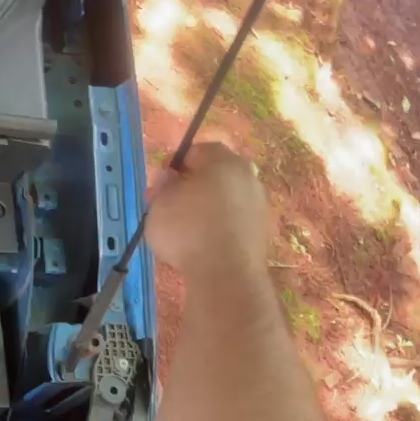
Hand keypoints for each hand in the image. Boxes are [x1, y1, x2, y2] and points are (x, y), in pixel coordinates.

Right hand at [143, 143, 270, 283]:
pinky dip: (217, 223)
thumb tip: (170, 176)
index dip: (174, 165)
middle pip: (214, 172)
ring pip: (224, 195)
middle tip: (169, 206)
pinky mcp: (260, 225)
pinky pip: (232, 216)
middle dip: (191, 185)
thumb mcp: (159, 204)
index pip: (196, 150)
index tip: (159, 186)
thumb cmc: (186, 229)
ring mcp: (257, 200)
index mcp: (222, 161)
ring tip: (184, 228)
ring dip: (205, 205)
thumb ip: (163, 185)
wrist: (224, 270)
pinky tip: (201, 241)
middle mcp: (246, 173)